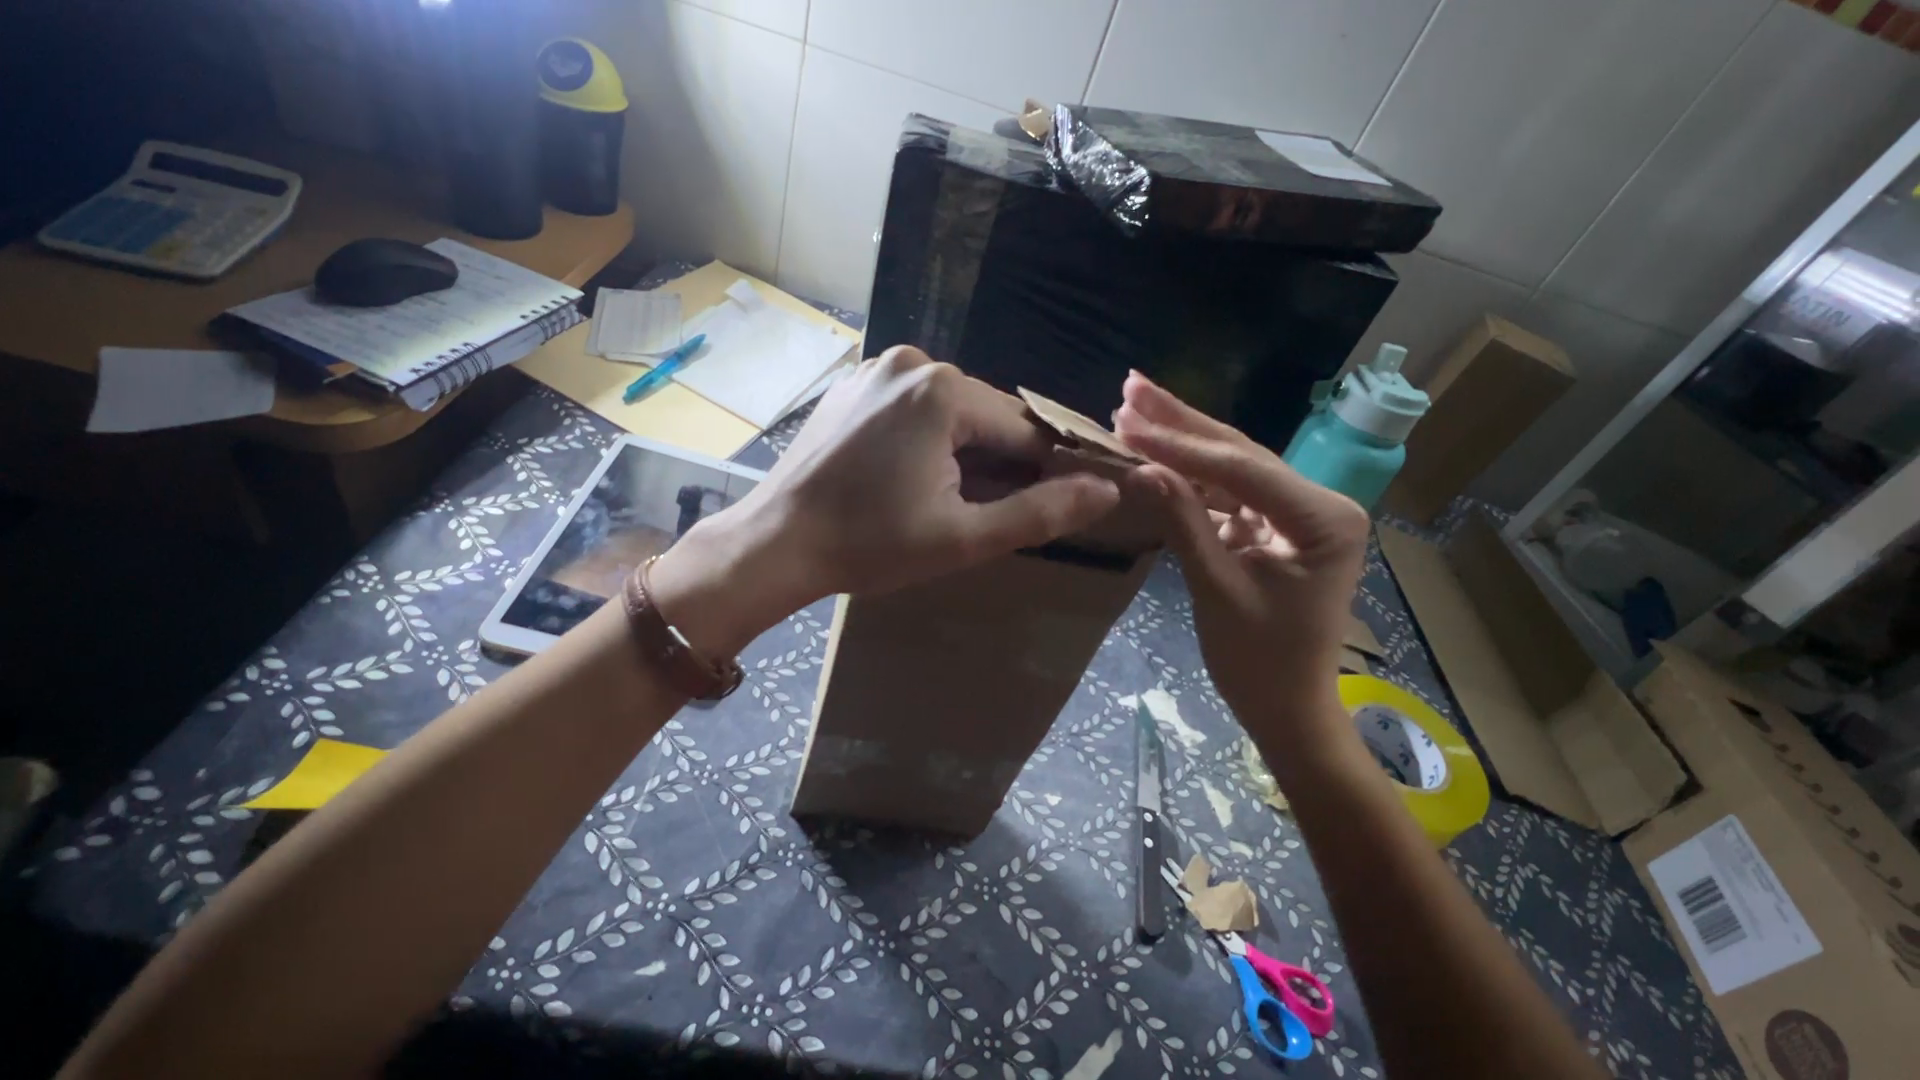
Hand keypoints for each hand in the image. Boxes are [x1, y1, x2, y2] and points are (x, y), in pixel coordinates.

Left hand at [653, 348, 1121, 654]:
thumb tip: (1108, 490)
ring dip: (962, 452)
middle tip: (981, 515)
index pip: (1025, 431)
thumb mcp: (963, 537)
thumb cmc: (869, 544)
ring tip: (942, 501)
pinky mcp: (852, 386)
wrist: (775, 543)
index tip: (1049, 507)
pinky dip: (926, 438)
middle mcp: (912, 362)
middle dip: (997, 463)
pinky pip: (913, 408)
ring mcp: (876, 369)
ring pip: (951, 412)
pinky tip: (907, 478)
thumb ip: (1041, 512)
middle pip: (987, 417)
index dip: (1044, 473)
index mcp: (944, 391)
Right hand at [1115, 371, 1368, 744]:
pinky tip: (1155, 450)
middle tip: (1130, 385)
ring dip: (1181, 440)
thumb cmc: (1261, 661)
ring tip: (1132, 405)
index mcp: (1323, 518)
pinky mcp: (1273, 527)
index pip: (1241, 468)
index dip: (1179, 445)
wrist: (1288, 707)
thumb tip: (1141, 467)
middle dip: (1182, 421)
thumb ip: (1183, 523)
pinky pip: (1227, 493)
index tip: (1126, 420)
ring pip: (1231, 467)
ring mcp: (1296, 513)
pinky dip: (1189, 476)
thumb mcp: (1217, 589)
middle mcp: (1318, 503)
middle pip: (1239, 454)